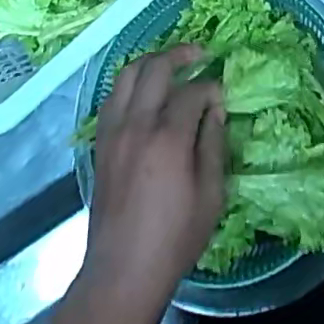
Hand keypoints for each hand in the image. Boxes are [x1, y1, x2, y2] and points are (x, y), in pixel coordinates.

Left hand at [81, 44, 227, 309]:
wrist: (123, 269)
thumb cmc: (175, 238)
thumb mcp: (210, 195)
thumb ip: (213, 146)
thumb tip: (215, 111)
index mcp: (168, 139)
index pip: (193, 93)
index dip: (212, 88)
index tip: (222, 95)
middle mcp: (137, 125)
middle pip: (156, 68)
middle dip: (180, 54)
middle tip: (200, 53)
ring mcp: (113, 131)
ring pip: (127, 75)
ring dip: (151, 61)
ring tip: (170, 62)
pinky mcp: (101, 142)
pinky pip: (113, 96)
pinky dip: (130, 83)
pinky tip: (144, 91)